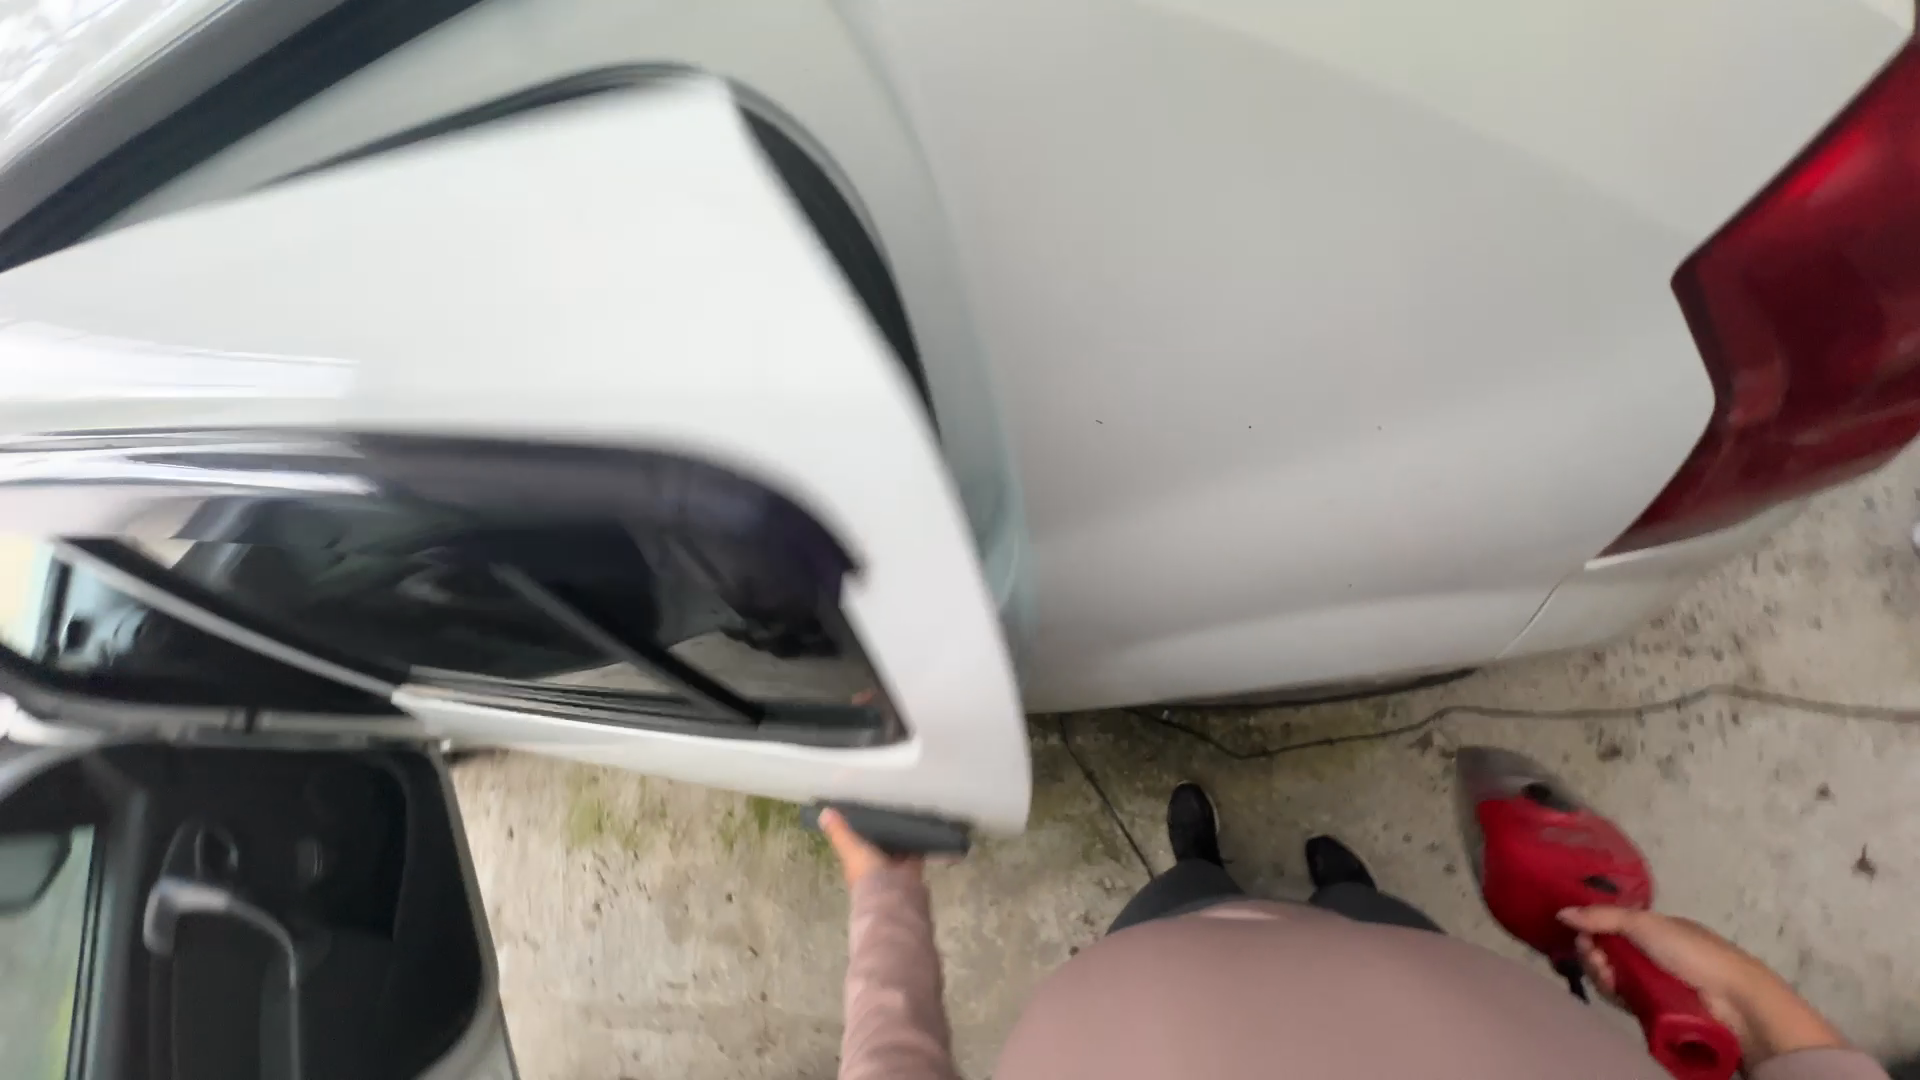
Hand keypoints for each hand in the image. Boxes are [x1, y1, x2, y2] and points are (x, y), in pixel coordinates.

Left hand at [819, 808, 919, 887]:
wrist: (893, 897)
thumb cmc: (867, 874)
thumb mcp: (850, 848)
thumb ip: (840, 831)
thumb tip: (824, 812)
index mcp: (857, 863)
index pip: (856, 843)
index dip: (859, 830)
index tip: (863, 809)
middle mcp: (875, 868)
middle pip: (878, 846)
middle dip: (882, 833)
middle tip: (887, 807)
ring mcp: (894, 870)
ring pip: (897, 849)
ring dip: (900, 836)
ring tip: (905, 811)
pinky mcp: (912, 869)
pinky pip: (916, 851)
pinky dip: (918, 841)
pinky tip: (920, 825)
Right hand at [1559, 906, 1846, 1065]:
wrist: (1735, 1001)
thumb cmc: (1692, 952)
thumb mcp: (1643, 923)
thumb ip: (1600, 916)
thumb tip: (1560, 913)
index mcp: (1654, 931)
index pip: (1611, 927)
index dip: (1592, 929)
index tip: (1582, 933)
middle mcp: (1651, 956)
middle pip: (1606, 951)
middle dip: (1592, 952)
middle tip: (1594, 956)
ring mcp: (1652, 983)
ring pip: (1609, 975)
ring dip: (1599, 972)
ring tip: (1607, 974)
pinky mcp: (1652, 1009)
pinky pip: (1620, 998)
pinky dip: (1612, 992)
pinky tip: (1613, 989)